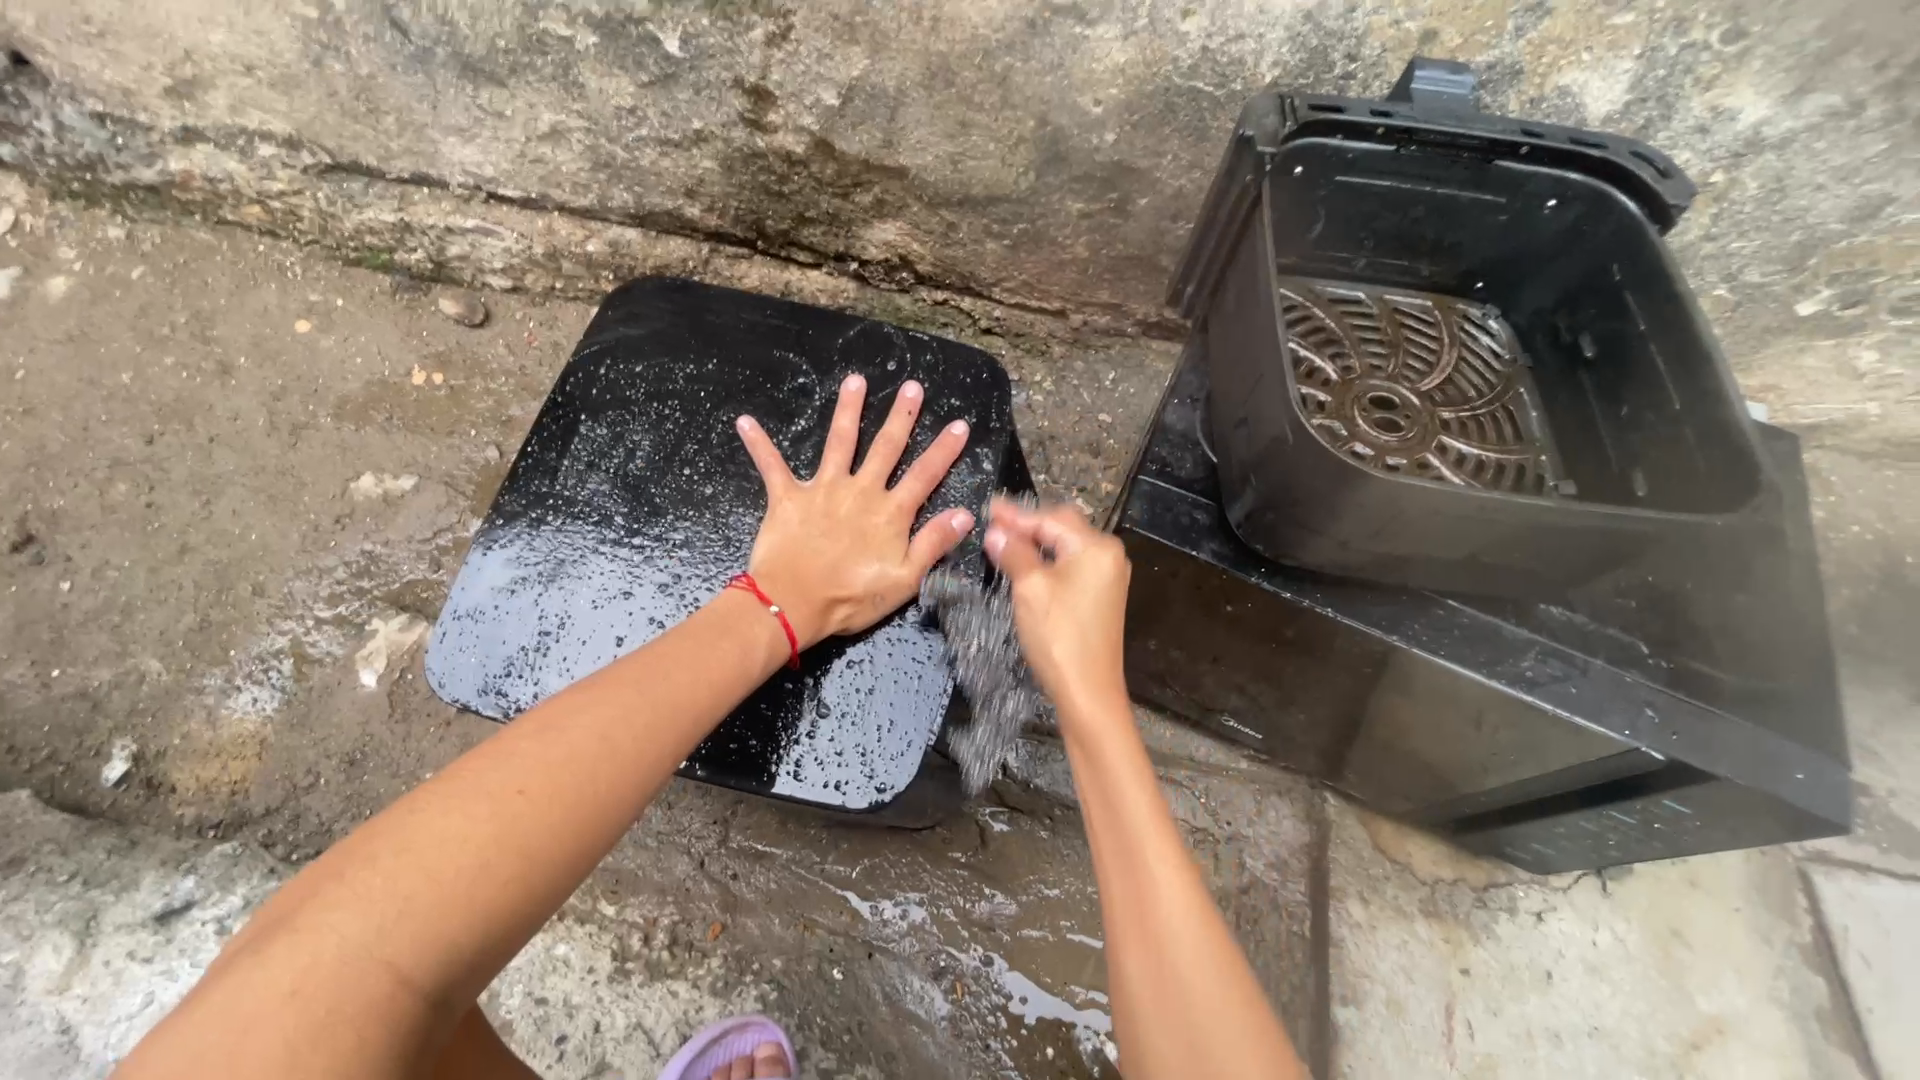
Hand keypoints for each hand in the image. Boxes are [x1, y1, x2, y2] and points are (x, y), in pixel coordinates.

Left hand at [737, 373, 974, 647]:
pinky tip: (745, 421)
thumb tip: (965, 514)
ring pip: (839, 442)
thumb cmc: (851, 598)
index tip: (959, 425)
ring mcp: (823, 490)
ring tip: (855, 381)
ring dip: (847, 410)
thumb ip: (933, 543)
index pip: (925, 475)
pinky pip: (772, 465)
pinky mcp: (787, 497)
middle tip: (911, 387)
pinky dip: (759, 443)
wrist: (793, 604)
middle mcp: (860, 492)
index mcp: (890, 514)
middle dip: (901, 416)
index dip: (944, 450)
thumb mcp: (905, 579)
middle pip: (886, 447)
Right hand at [982, 498, 1131, 717]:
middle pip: (1062, 527)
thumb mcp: (1030, 588)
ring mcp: (1107, 578)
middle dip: (1028, 524)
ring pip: (1066, 547)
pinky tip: (1026, 564)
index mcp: (1096, 547)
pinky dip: (1047, 561)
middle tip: (994, 522)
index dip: (1016, 515)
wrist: (1088, 691)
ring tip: (1004, 540)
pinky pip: (1071, 567)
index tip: (989, 507)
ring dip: (1036, 542)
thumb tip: (996, 532)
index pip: (1050, 519)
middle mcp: (1108, 557)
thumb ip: (1014, 552)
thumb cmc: (1060, 637)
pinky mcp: (1101, 598)